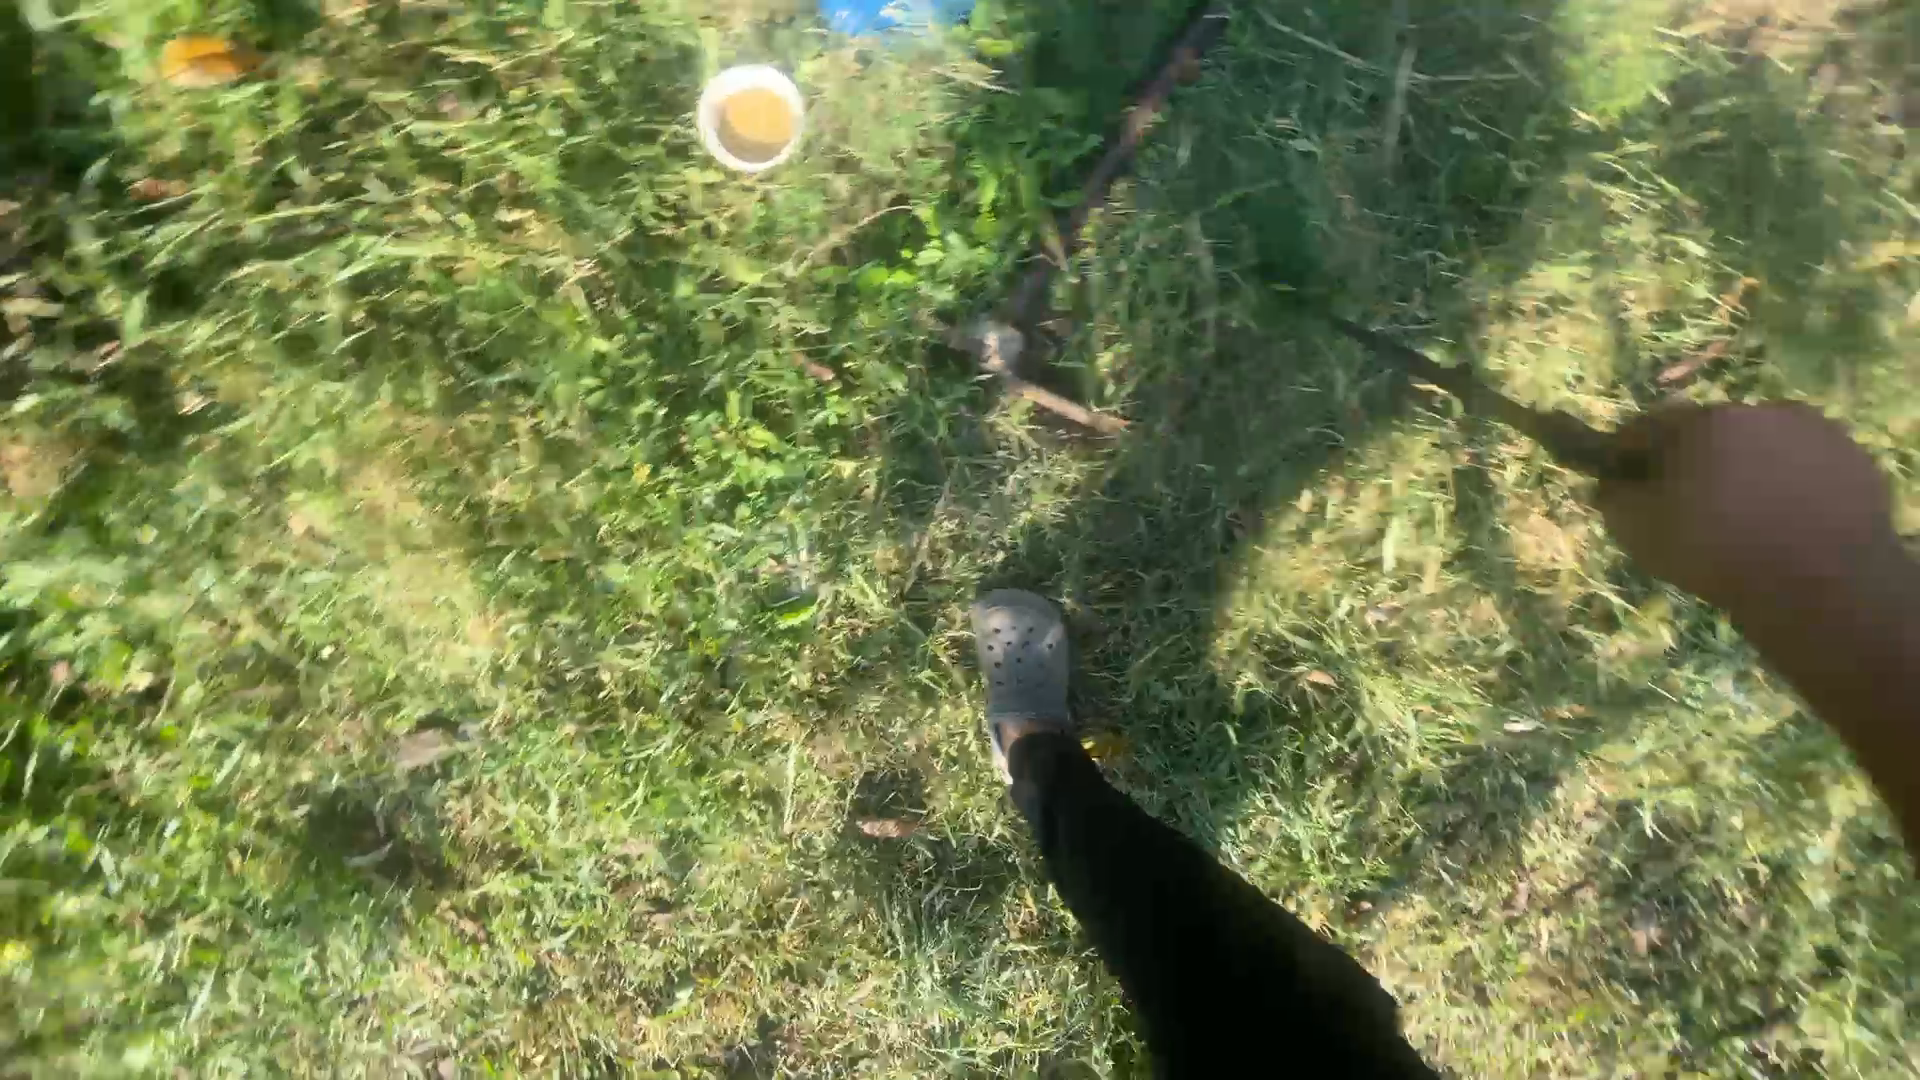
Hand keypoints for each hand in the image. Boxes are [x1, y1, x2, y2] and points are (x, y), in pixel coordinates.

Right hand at [1596, 404, 1898, 615]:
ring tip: (1730, 511)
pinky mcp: (1854, 460)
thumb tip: (1613, 482)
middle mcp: (1761, 413)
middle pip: (1703, 431)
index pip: (1643, 427)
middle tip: (1676, 501)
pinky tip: (1771, 516)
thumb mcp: (1631, 526)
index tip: (1619, 483)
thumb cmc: (1710, 547)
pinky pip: (1797, 463)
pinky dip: (1777, 481)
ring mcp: (1816, 433)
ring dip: (1734, 467)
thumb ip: (1612, 494)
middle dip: (1684, 459)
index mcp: (1702, 422)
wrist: (1819, 584)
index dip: (1623, 455)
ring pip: (1753, 444)